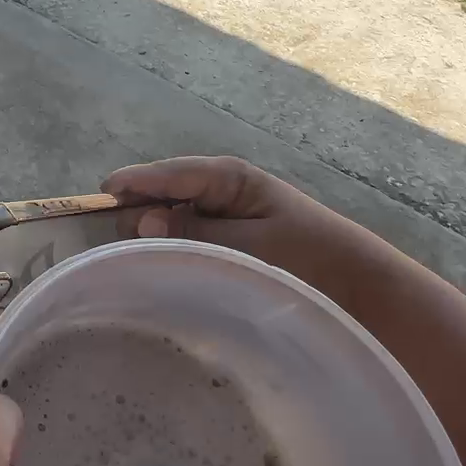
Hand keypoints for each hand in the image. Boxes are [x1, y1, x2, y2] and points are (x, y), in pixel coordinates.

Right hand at [102, 155, 367, 281]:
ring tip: (141, 264)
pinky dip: (169, 247)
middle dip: (138, 215)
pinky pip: (181, 234)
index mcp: (226, 177)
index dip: (131, 184)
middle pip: (157, 194)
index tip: (99, 198)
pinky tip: (165, 268)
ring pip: (166, 217)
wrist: (366, 292)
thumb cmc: (314, 260)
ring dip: (152, 235)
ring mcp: (216, 212)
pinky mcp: (220, 236)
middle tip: (131, 251)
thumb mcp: (255, 247)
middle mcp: (216, 188)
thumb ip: (196, 234)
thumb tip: (139, 222)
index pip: (165, 173)